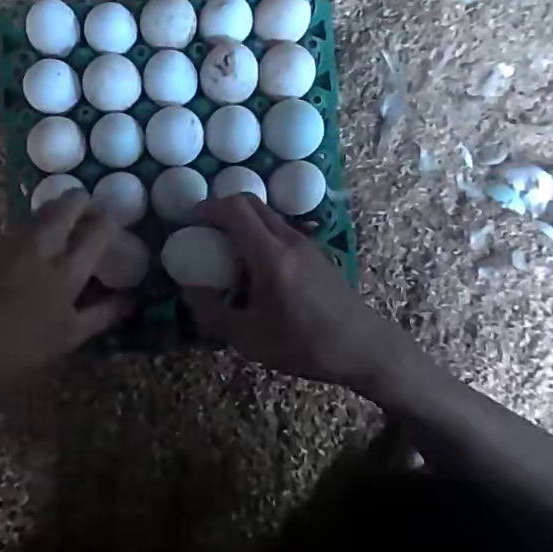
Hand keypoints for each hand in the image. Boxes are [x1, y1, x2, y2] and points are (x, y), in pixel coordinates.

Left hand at [0, 191, 132, 398]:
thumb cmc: (19, 351)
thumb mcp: (68, 337)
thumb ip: (103, 314)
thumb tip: (131, 300)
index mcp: (67, 270)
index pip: (100, 228)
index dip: (112, 222)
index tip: (113, 229)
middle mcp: (41, 246)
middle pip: (69, 203)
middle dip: (84, 203)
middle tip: (88, 217)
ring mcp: (11, 242)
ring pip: (42, 212)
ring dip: (58, 214)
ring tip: (62, 234)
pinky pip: (19, 228)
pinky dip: (34, 231)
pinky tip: (31, 254)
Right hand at [182, 194, 432, 400]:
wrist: (364, 348)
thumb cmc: (305, 345)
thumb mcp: (248, 338)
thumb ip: (211, 313)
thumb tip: (188, 290)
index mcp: (271, 257)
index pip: (236, 210)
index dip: (209, 208)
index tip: (191, 220)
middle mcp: (289, 240)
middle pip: (251, 203)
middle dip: (222, 209)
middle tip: (204, 231)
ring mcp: (306, 244)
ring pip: (266, 215)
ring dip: (242, 222)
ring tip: (226, 252)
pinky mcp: (316, 253)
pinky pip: (279, 230)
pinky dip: (259, 234)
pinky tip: (254, 269)